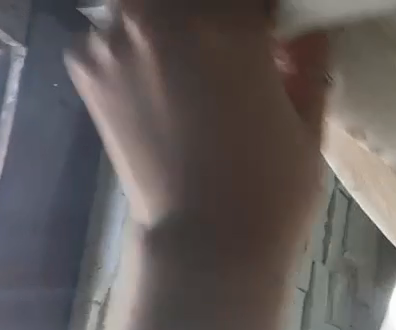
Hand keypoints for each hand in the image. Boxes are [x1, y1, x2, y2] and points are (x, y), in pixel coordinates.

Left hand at [66, 0, 330, 281]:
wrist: (208, 240)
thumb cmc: (275, 192)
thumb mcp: (309, 131)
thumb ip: (306, 67)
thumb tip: (309, 31)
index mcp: (224, 29)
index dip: (270, 14)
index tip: (282, 33)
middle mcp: (156, 15)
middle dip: (222, 18)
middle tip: (245, 55)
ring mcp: (110, 34)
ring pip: (152, 8)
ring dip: (180, 27)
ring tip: (207, 75)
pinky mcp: (86, 60)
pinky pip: (121, 33)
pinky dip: (147, 49)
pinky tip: (175, 94)